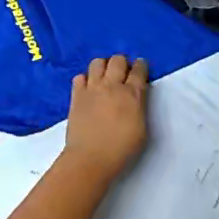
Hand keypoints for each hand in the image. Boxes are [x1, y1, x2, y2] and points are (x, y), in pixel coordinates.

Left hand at [62, 55, 148, 180]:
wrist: (91, 158)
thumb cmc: (121, 149)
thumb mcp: (142, 129)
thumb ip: (140, 107)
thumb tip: (136, 97)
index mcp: (133, 94)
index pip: (139, 70)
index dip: (141, 66)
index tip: (140, 68)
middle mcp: (112, 86)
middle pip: (118, 60)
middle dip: (122, 63)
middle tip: (122, 74)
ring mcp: (92, 89)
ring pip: (97, 62)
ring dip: (103, 66)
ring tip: (104, 77)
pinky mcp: (76, 96)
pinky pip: (79, 77)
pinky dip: (85, 79)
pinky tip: (88, 88)